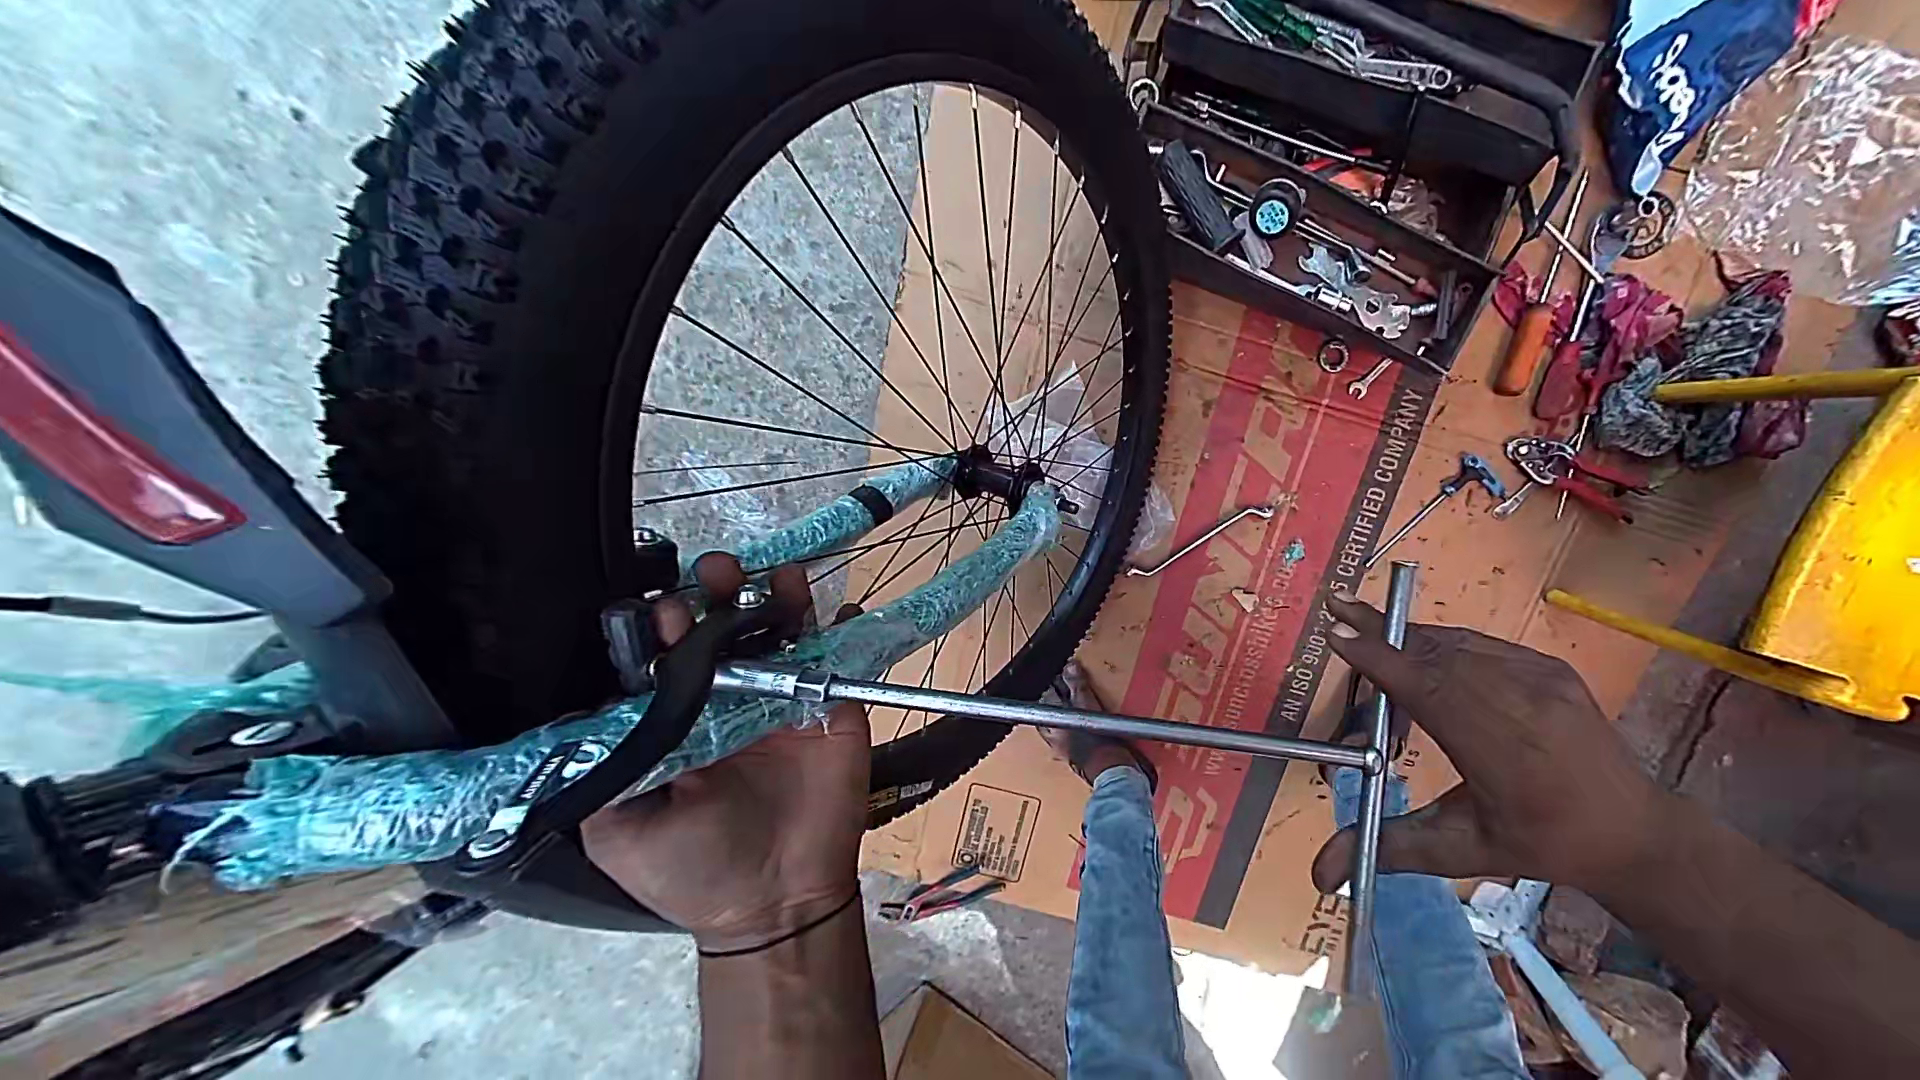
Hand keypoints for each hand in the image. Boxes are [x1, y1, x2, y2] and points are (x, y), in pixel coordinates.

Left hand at [581, 554, 870, 952]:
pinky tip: (836, 612)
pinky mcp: (830, 708)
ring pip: (782, 632)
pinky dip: (840, 630)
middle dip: (720, 594)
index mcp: (684, 717)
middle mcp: (733, 697)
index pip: (673, 655)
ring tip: (777, 576)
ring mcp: (786, 697)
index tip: (668, 613)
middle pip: (728, 629)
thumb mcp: (620, 829)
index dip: (668, 627)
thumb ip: (602, 769)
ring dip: (779, 597)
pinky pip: (836, 658)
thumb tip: (590, 707)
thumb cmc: (694, 868)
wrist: (776, 902)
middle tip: (718, 572)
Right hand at [1310, 591, 1670, 894]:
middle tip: (1336, 607)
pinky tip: (1410, 641)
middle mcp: (1524, 706)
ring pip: (1453, 643)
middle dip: (1379, 631)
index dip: (1379, 659)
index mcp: (1502, 753)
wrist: (1637, 831)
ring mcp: (1542, 680)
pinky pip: (1477, 643)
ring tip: (1359, 619)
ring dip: (1403, 633)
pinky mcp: (1549, 666)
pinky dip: (1435, 639)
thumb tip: (1319, 876)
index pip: (1428, 690)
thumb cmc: (1539, 843)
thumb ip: (1388, 848)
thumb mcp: (1461, 852)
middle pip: (1434, 654)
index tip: (1336, 633)